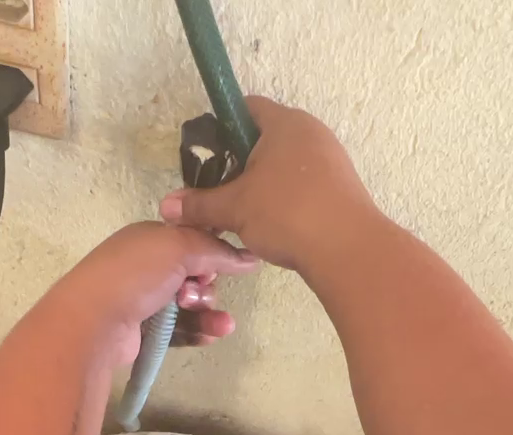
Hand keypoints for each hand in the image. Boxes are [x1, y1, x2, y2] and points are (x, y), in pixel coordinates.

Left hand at [41, 221, 259, 368]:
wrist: (96, 321)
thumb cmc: (136, 274)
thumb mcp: (179, 247)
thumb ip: (216, 250)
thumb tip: (249, 258)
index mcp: (150, 239)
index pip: (191, 241)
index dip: (211, 252)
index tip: (222, 264)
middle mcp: (146, 267)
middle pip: (193, 275)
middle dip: (207, 286)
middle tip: (198, 292)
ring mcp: (144, 301)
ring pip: (189, 306)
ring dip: (209, 313)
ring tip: (222, 324)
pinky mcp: (145, 331)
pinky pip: (179, 330)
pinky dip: (198, 331)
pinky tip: (213, 335)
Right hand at [159, 97, 381, 272]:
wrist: (346, 248)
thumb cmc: (287, 213)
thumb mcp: (235, 209)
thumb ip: (200, 205)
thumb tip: (166, 207)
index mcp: (284, 123)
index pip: (245, 107)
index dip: (220, 127)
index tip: (205, 157)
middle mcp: (310, 132)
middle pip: (264, 139)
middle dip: (239, 164)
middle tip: (219, 193)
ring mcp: (329, 160)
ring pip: (283, 166)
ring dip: (261, 187)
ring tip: (243, 216)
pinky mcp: (339, 188)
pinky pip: (302, 186)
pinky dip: (283, 201)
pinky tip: (273, 227)